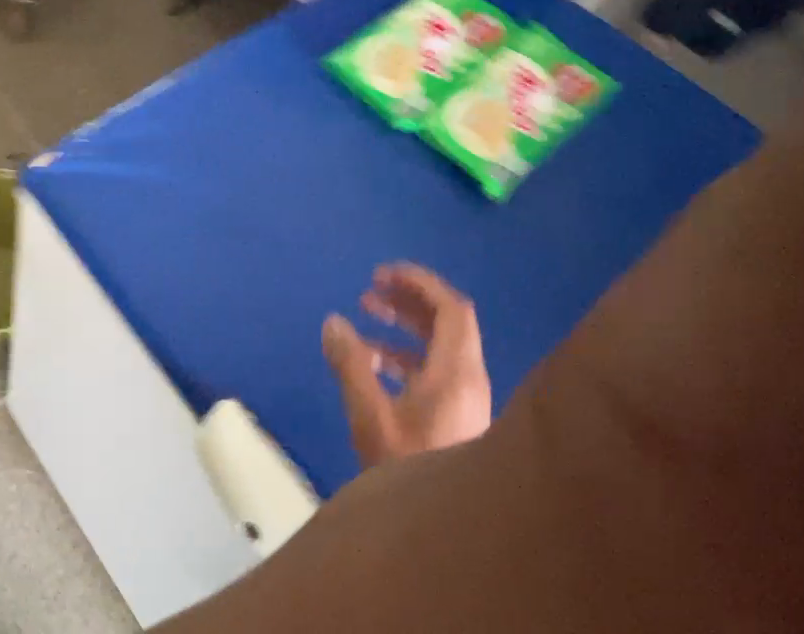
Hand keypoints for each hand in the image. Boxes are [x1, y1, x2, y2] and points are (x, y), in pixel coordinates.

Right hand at [322, 262, 491, 469]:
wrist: (448, 529)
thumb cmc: (409, 466)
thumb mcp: (370, 415)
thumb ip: (351, 363)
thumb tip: (334, 321)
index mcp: (456, 372)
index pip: (450, 308)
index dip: (418, 283)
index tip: (380, 274)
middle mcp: (470, 379)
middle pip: (448, 323)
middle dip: (408, 301)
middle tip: (368, 293)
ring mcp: (467, 400)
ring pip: (441, 347)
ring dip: (404, 328)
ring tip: (365, 320)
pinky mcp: (459, 417)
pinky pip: (435, 370)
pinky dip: (406, 355)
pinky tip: (373, 364)